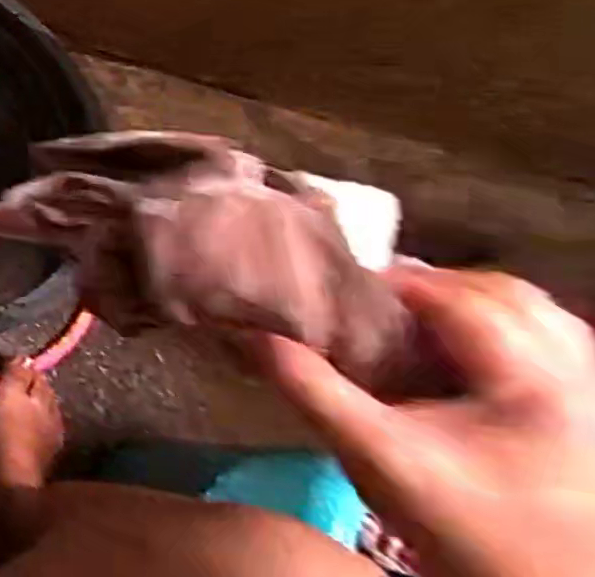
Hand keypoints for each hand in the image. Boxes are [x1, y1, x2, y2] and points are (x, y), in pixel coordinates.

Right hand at [255, 265, 594, 576]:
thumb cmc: (467, 522)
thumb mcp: (377, 456)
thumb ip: (308, 386)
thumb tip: (244, 329)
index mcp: (537, 383)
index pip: (458, 296)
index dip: (387, 281)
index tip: (331, 290)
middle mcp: (582, 380)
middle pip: (507, 295)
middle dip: (427, 285)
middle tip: (364, 300)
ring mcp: (593, 400)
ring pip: (537, 316)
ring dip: (463, 303)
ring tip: (402, 319)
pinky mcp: (588, 417)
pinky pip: (551, 345)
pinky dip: (494, 330)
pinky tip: (451, 351)